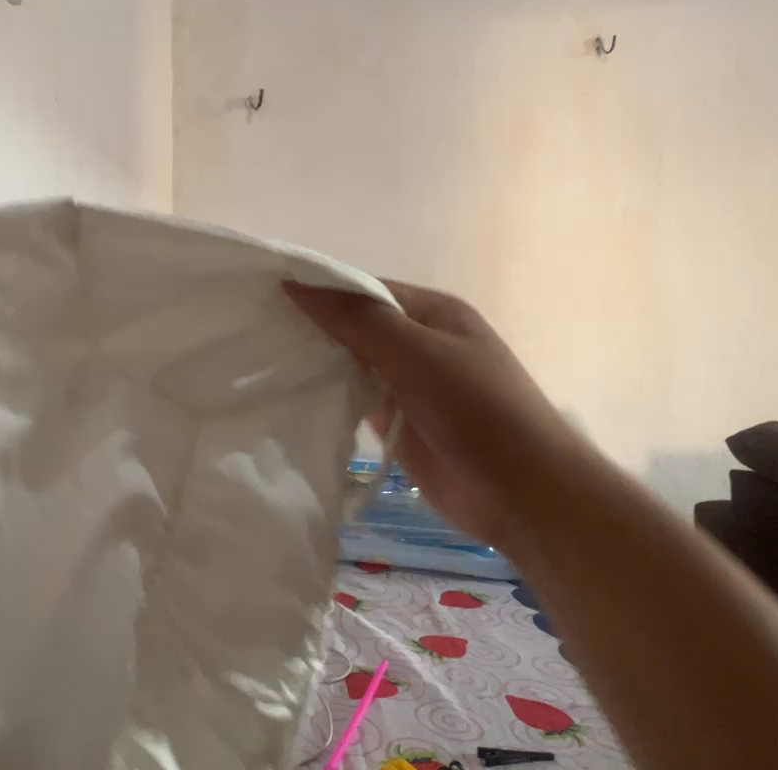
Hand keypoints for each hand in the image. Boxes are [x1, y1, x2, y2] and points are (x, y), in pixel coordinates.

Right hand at [285, 280, 598, 548]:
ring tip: (258, 358)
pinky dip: (327, 396)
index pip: (362, 289)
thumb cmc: (477, 410)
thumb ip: (356, 319)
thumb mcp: (415, 354)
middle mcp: (418, 342)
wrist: (525, 496)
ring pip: (351, 363)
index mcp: (431, 312)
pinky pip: (354, 399)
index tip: (263, 294)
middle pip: (354, 325)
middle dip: (312, 326)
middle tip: (252, 328)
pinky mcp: (398, 422)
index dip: (318, 290)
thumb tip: (295, 283)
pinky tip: (288, 395)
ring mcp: (408, 384)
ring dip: (316, 362)